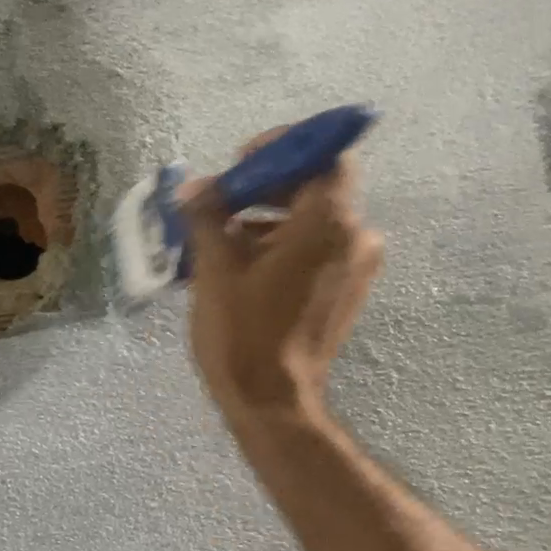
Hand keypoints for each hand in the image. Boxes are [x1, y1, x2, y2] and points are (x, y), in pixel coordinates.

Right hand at [182, 129, 384, 417]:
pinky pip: (315, 250)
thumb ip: (208, 218)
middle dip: (266, 188)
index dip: (283, 149)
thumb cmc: (242, 334)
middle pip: (315, 189)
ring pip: (312, 222)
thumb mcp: (215, 271)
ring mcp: (355, 266)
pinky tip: (241, 268)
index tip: (240, 164)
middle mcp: (355, 236)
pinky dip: (281, 247)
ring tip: (220, 242)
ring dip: (268, 220)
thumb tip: (195, 188)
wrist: (271, 400)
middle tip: (219, 204)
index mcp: (329, 222)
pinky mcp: (345, 291)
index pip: (324, 155)